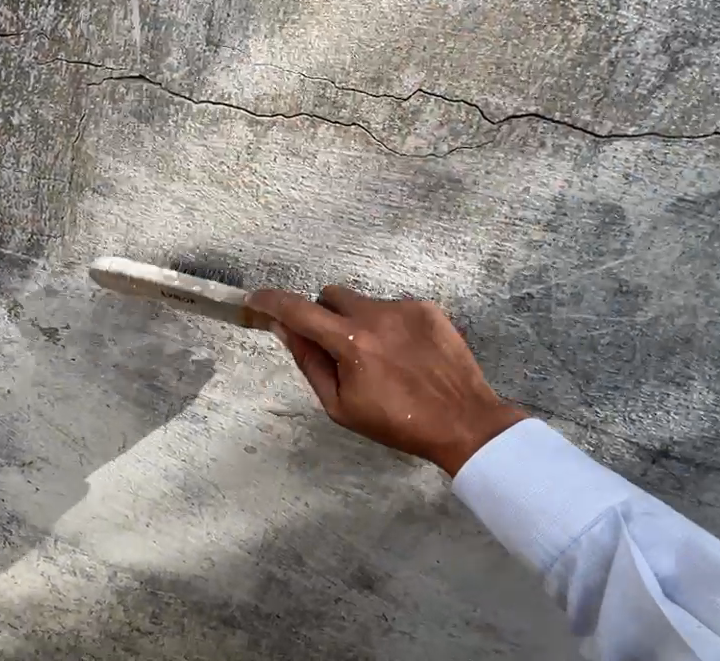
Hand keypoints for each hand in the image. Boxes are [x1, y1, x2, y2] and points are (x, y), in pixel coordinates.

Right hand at [246, 285, 525, 475]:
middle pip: (328, 296)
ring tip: (381, 356)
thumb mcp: (340, 406)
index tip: (254, 300)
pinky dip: (388, 325)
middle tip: (337, 347)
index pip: (297, 310)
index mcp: (350, 342)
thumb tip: (284, 329)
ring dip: (357, 321)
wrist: (466, 424)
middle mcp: (374, 315)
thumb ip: (309, 363)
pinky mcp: (427, 308)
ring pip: (361, 301)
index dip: (270, 301)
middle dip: (323, 316)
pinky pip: (391, 306)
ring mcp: (403, 308)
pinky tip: (406, 354)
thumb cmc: (397, 423)